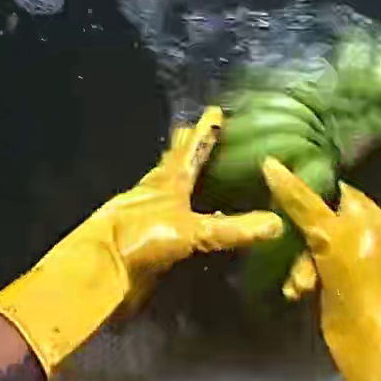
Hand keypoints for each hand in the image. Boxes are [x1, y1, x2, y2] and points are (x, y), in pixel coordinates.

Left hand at [0, 107, 282, 374]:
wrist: (102, 269)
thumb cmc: (144, 237)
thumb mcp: (194, 230)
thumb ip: (234, 228)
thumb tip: (277, 223)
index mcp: (168, 180)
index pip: (192, 149)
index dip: (205, 132)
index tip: (214, 110)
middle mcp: (157, 190)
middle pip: (173, 161)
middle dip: (185, 146)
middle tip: (192, 128)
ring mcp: (149, 213)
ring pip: (167, 185)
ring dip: (179, 173)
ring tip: (190, 166)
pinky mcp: (146, 237)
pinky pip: (170, 215)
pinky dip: (181, 208)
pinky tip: (187, 216)